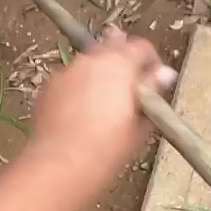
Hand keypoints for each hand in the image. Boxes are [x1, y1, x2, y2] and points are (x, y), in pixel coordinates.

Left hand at [23, 28, 173, 180]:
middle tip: (130, 88)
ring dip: (99, 75)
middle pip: (111, 48)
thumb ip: (152, 92)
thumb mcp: (139, 122)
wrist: (59, 164)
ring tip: (105, 104)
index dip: (151, 62)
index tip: (154, 82)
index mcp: (118, 64)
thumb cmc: (106, 148)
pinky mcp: (46, 87)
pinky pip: (69, 80)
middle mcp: (89, 60)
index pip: (141, 47)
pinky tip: (81, 113)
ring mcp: (64, 72)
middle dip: (123, 63)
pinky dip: (77, 88)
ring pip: (87, 64)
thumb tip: (163, 75)